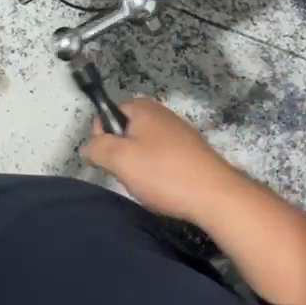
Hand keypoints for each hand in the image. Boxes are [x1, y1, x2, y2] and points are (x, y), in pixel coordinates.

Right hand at [82, 98, 233, 220]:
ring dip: (142, 167)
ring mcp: (179, 132)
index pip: (108, 114)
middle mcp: (161, 113)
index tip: (112, 159)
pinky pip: (164, 158)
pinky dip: (161, 173)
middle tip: (131, 175)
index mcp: (142, 107)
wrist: (217, 197)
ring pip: (145, 147)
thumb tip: (88, 146)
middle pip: (127, 131)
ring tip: (151, 186)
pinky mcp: (192, 152)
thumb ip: (97, 148)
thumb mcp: (120, 160)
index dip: (104, 137)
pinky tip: (168, 189)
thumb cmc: (164, 173)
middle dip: (123, 155)